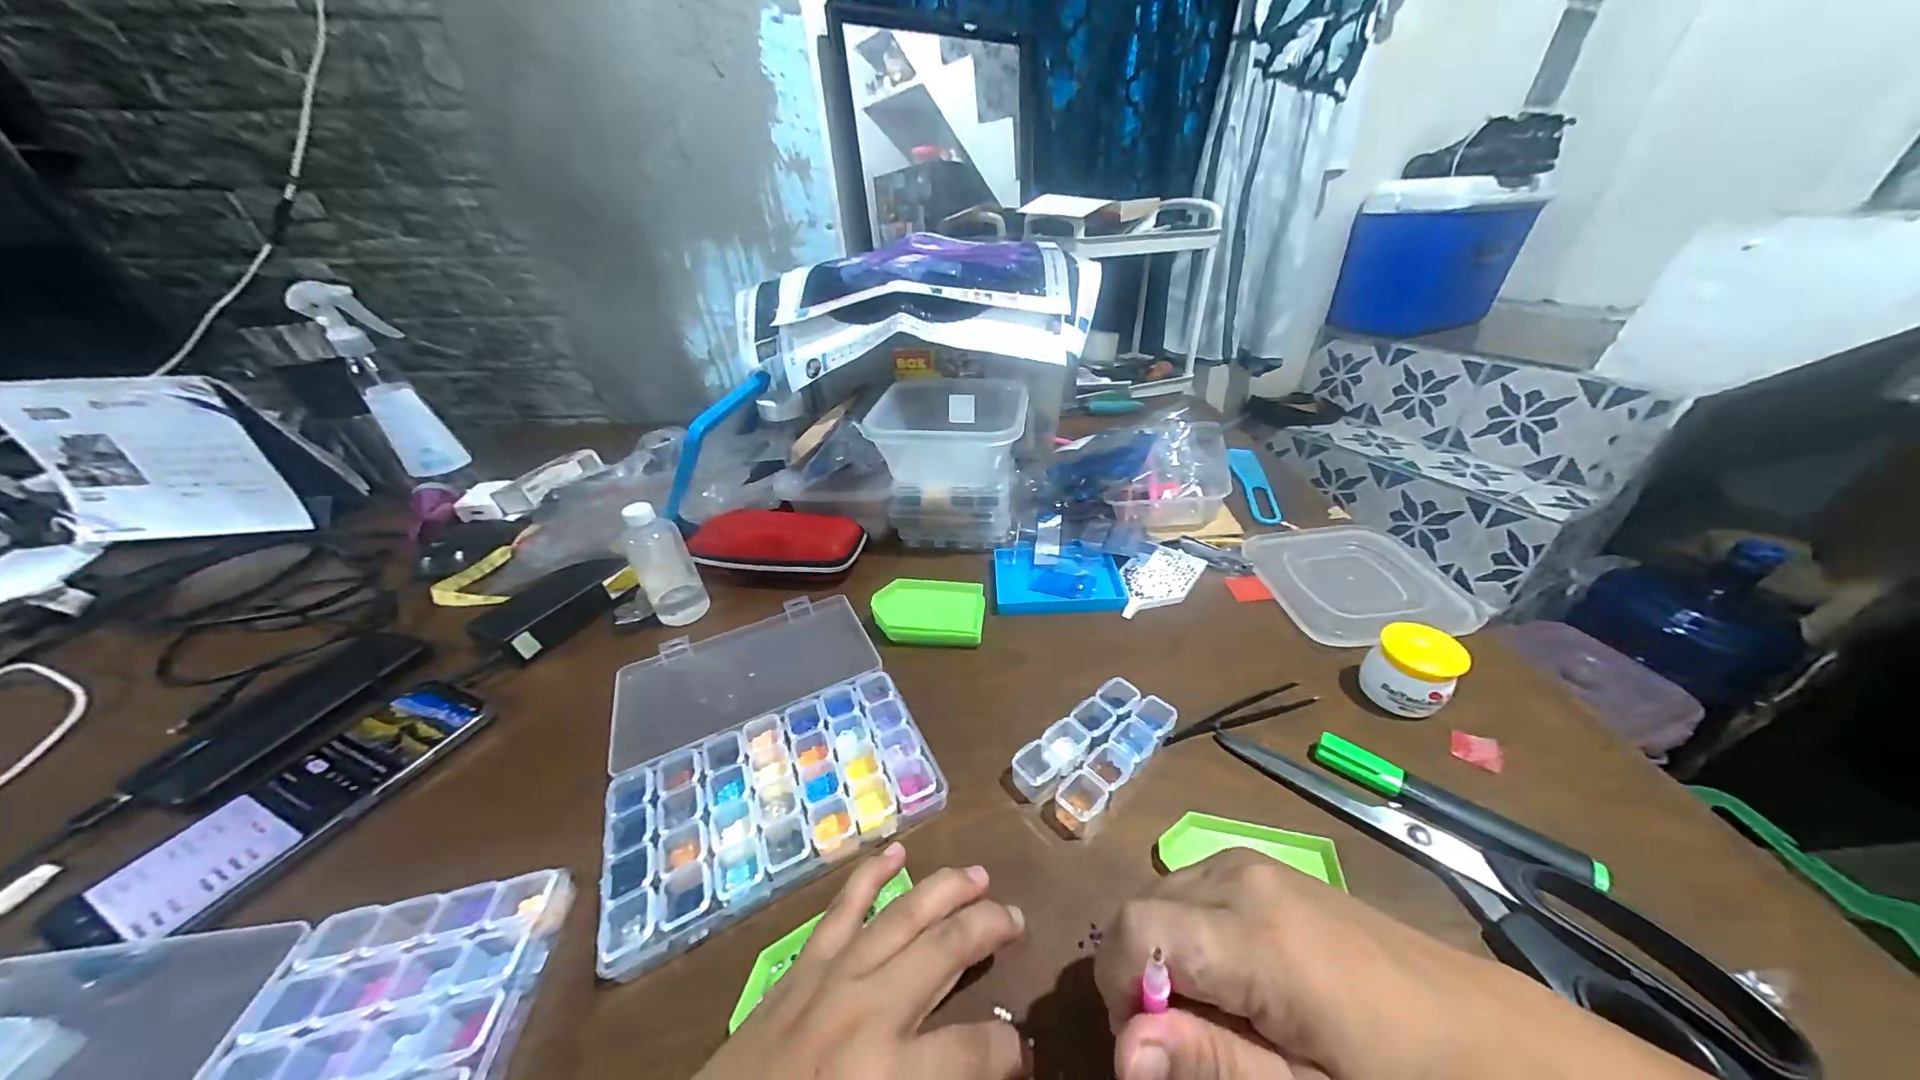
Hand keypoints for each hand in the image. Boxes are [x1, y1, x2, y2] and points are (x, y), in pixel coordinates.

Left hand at [695, 842, 1027, 1079]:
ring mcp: (834, 974)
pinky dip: (870, 875)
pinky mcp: (803, 963)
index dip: (1010, 1046)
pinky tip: (895, 851)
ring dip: (945, 889)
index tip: (1021, 1047)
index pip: (977, 1049)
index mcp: (891, 1071)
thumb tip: (974, 1064)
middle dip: (989, 928)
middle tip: (1017, 917)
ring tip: (979, 875)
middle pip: (947, 949)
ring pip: (904, 914)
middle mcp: (871, 1009)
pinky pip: (844, 907)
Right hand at [1094, 848, 1706, 1079]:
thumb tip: (1121, 1051)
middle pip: (1143, 911)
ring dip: (1167, 956)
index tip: (1156, 1051)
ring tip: (1226, 1017)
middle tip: (1195, 1046)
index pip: (1132, 930)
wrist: (1503, 1041)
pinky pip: (1196, 890)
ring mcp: (1256, 861)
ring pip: (1164, 898)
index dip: (1120, 991)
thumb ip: (1210, 1062)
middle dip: (1143, 978)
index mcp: (1254, 931)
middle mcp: (1242, 874)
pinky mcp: (1269, 865)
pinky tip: (1242, 980)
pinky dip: (1193, 934)